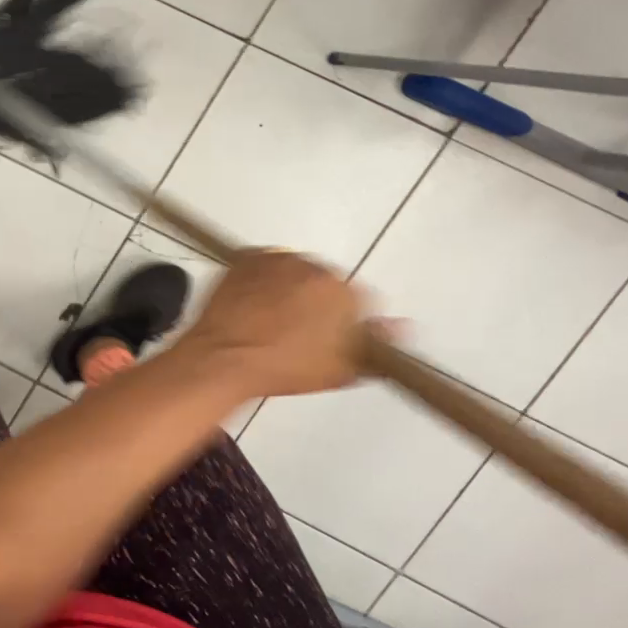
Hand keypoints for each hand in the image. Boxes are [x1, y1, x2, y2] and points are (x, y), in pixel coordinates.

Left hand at [173, 251, 370, 398]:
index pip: (360, 299)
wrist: (224, 357)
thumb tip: (402, 326)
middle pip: (325, 281)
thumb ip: (378, 344)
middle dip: (317, 300)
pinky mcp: (242, 258)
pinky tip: (255, 302)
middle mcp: (310, 266)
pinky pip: (262, 265)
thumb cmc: (284, 366)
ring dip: (289, 286)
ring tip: (273, 317)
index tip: (330, 335)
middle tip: (299, 327)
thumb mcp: (343, 368)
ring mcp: (273, 259)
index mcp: (343, 290)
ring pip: (293, 271)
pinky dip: (262, 278)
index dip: (347, 320)